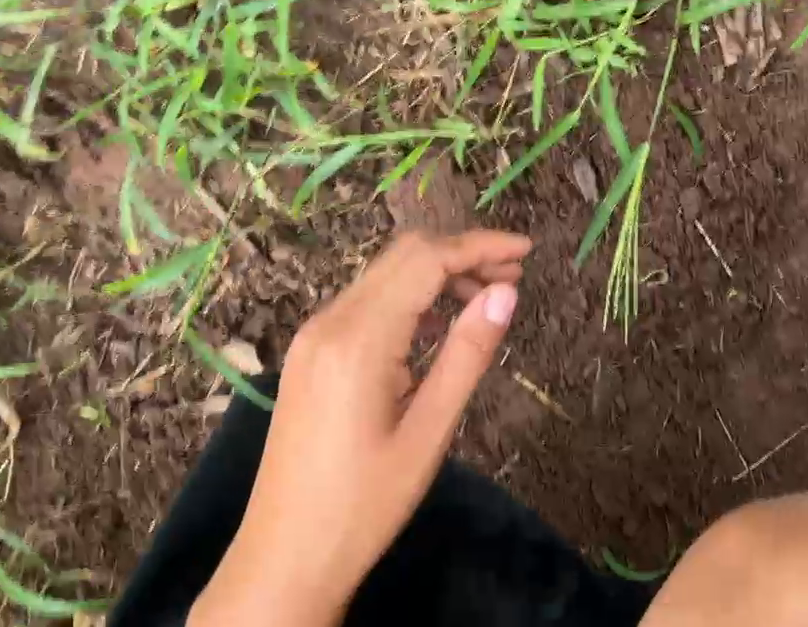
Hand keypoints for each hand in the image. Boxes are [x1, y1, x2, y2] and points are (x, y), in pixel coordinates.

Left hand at [189, 230, 530, 626]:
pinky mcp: (312, 353)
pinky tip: (442, 325)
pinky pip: (370, 300)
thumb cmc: (364, 504)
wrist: (281, 562)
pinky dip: (414, 295)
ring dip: (441, 272)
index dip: (481, 246)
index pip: (428, 260)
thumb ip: (468, 353)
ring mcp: (314, 337)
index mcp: (358, 340)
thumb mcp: (430, 430)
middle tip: (514, 277)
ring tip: (489, 298)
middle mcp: (329, 323)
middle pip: (406, 255)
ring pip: (387, 273)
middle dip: (465, 253)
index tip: (527, 252)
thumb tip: (507, 292)